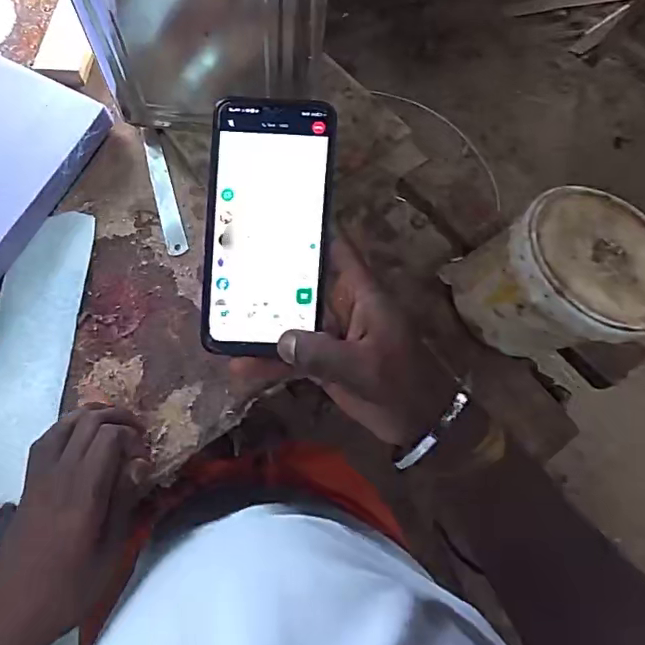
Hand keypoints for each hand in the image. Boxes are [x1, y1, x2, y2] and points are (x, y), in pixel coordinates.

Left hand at [0, 405, 146, 644]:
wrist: (9, 613)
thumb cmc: (66, 591)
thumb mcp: (109, 555)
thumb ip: (124, 503)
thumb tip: (139, 464)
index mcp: (81, 493)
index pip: (108, 436)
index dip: (132, 436)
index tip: (144, 457)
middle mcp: (58, 475)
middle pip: (88, 421)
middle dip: (118, 417)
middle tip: (138, 435)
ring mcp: (39, 476)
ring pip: (65, 423)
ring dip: (92, 416)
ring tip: (114, 428)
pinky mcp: (28, 484)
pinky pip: (48, 438)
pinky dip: (69, 427)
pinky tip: (81, 441)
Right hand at [236, 238, 457, 446]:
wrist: (418, 425)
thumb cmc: (402, 385)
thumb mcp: (364, 369)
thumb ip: (323, 355)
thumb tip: (282, 340)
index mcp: (361, 295)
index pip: (337, 252)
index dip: (312, 233)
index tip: (279, 219)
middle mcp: (342, 306)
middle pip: (304, 283)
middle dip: (272, 276)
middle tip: (233, 267)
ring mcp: (331, 333)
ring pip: (292, 319)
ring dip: (263, 323)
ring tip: (226, 321)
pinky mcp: (324, 358)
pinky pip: (292, 352)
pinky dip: (269, 359)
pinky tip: (241, 365)